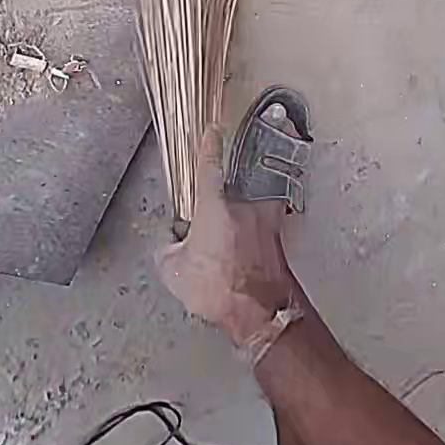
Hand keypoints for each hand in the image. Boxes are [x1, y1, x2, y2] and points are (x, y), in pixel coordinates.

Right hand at [156, 128, 302, 345]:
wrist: (261, 314)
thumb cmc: (220, 289)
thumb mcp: (173, 269)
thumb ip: (168, 246)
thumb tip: (172, 240)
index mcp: (214, 207)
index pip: (209, 167)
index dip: (208, 146)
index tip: (211, 130)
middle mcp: (243, 207)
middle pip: (224, 197)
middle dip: (213, 218)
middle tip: (206, 245)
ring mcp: (264, 221)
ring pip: (241, 216)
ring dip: (232, 232)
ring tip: (224, 261)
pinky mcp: (276, 238)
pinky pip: (256, 232)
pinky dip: (248, 243)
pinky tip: (240, 264)